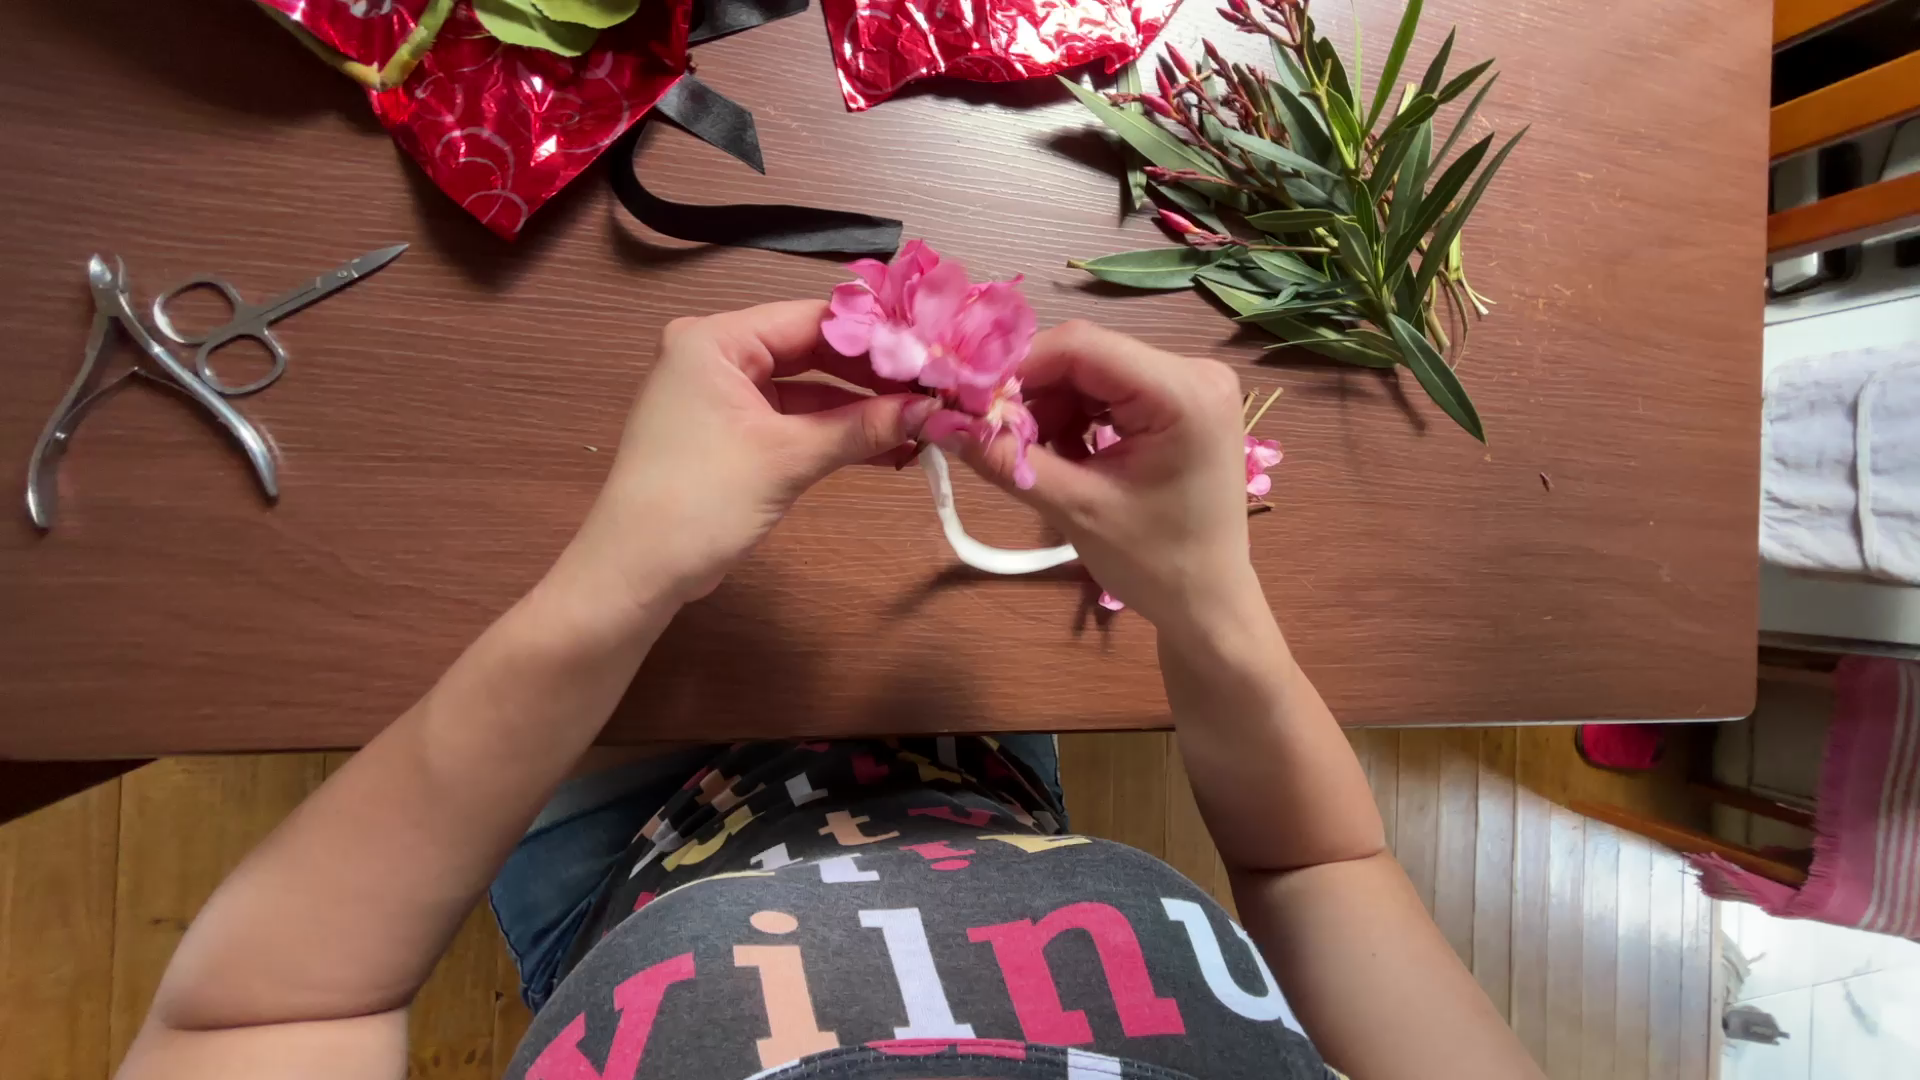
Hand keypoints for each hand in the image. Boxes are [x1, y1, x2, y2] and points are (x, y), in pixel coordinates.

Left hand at [560, 300, 934, 615]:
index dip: (875, 340)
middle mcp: (718, 356)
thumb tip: (929, 410)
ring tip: (920, 423)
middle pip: (813, 352)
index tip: (930, 357)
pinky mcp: (734, 434)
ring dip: (859, 411)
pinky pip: (794, 421)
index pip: (812, 320)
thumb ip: (859, 429)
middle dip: (872, 379)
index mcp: (716, 340)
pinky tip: (885, 447)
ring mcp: (726, 397)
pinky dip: (834, 435)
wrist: (639, 572)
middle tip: (932, 391)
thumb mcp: (787, 459)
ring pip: (808, 391)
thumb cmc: (702, 500)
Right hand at [947, 320, 1255, 635]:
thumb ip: (1006, 461)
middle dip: (1034, 395)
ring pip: (1092, 374)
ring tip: (1037, 459)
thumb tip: (941, 423)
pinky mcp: (1179, 403)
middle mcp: (1194, 371)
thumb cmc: (1153, 564)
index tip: (971, 402)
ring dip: (1052, 410)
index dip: (1018, 369)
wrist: (1207, 601)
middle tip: (997, 439)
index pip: (1081, 346)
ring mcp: (1189, 385)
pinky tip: (1068, 457)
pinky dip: (1076, 419)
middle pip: (1086, 357)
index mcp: (1183, 392)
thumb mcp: (1074, 509)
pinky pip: (1109, 392)